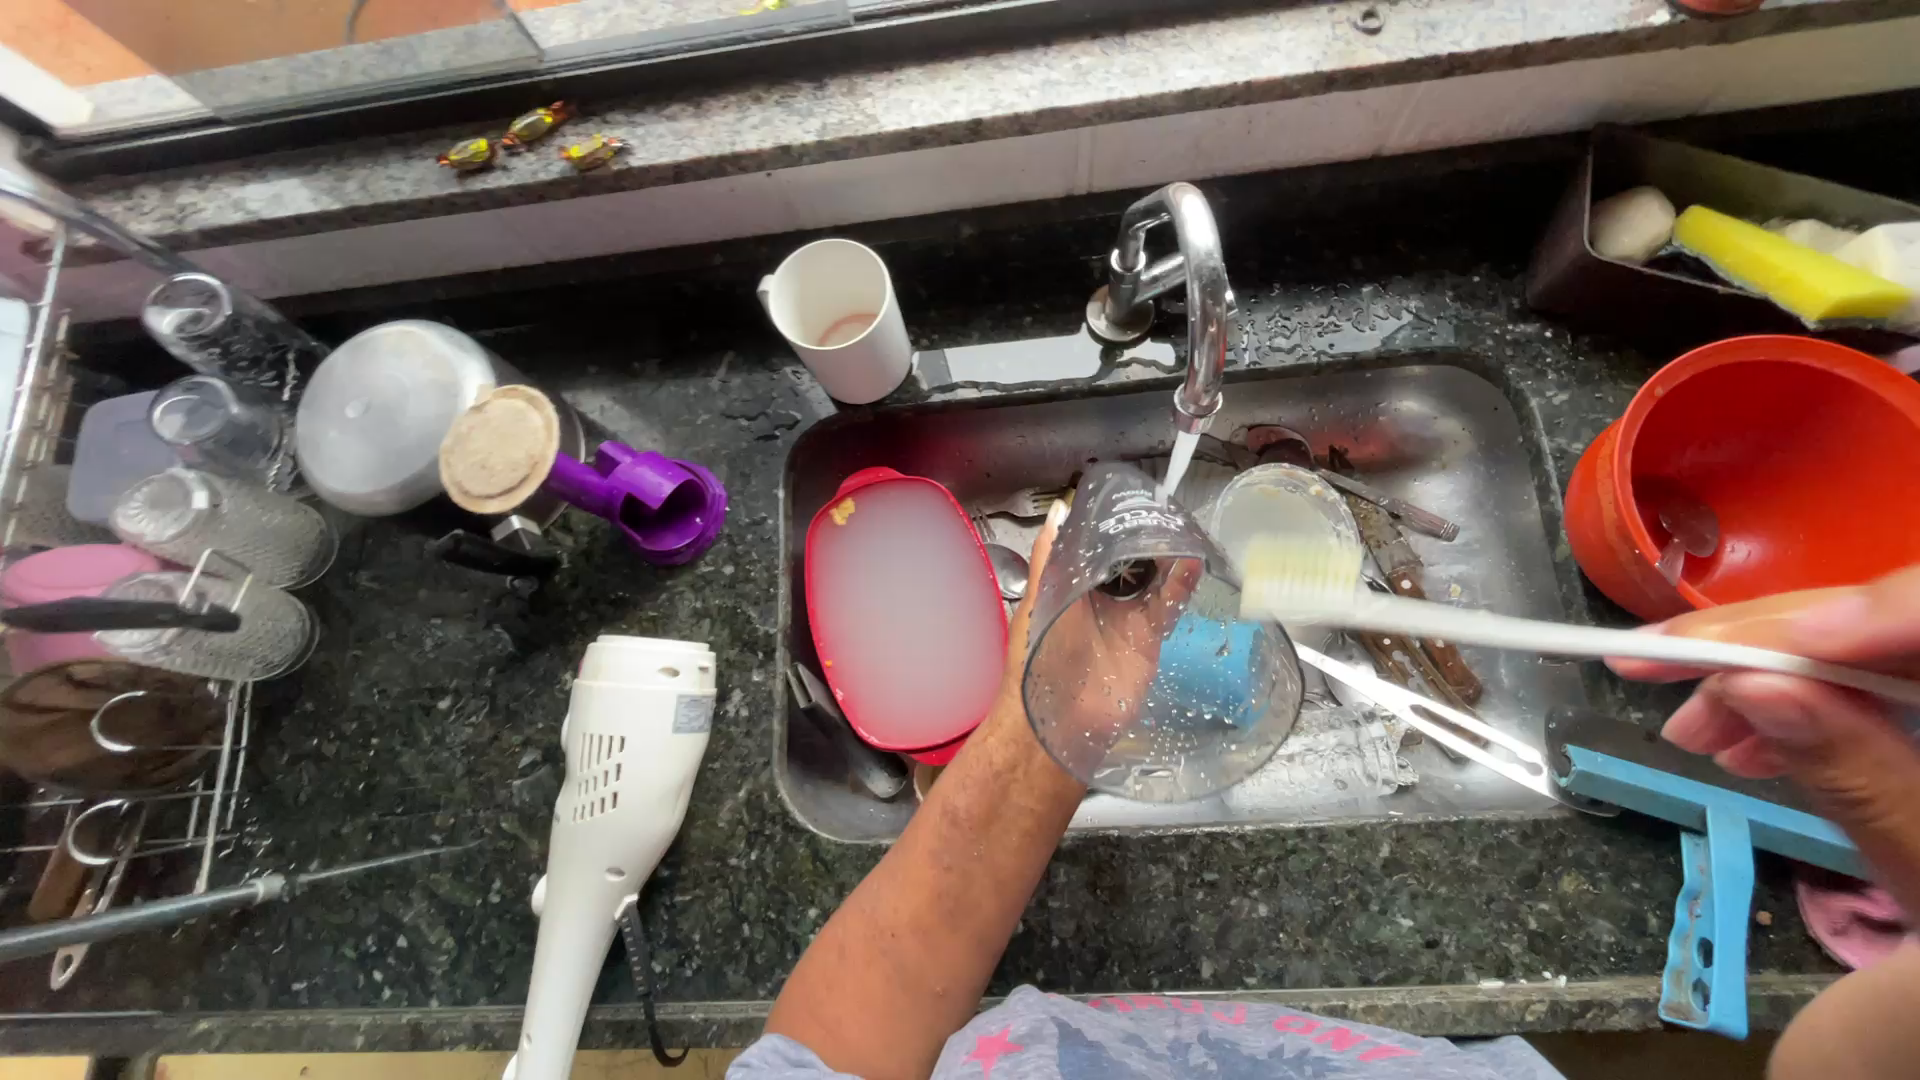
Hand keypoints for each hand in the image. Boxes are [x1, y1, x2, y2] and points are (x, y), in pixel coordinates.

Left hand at [987, 502, 1198, 773]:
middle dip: (1142, 536)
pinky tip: (1192, 561)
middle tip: (1163, 507)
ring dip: (1165, 555)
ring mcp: (1124, 617)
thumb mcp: (1042, 598)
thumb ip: (1051, 556)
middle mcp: (1097, 597)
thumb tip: (1061, 509)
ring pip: (1151, 578)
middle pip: (1126, 559)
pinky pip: (1167, 606)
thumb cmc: (1038, 657)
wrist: (1057, 722)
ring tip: (1181, 527)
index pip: (1092, 544)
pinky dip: (1180, 584)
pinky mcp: (1147, 637)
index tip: (1127, 496)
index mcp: (1067, 583)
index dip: (1109, 522)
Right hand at [1608, 565, 1919, 914]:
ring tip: (1687, 731)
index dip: (1874, 609)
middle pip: (1894, 619)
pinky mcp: (1914, 719)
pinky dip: (1784, 703)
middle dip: (1764, 641)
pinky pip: (1855, 679)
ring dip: (1755, 677)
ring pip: (1859, 644)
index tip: (1759, 645)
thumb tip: (1751, 685)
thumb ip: (1864, 783)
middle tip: (1648, 662)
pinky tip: (1739, 745)